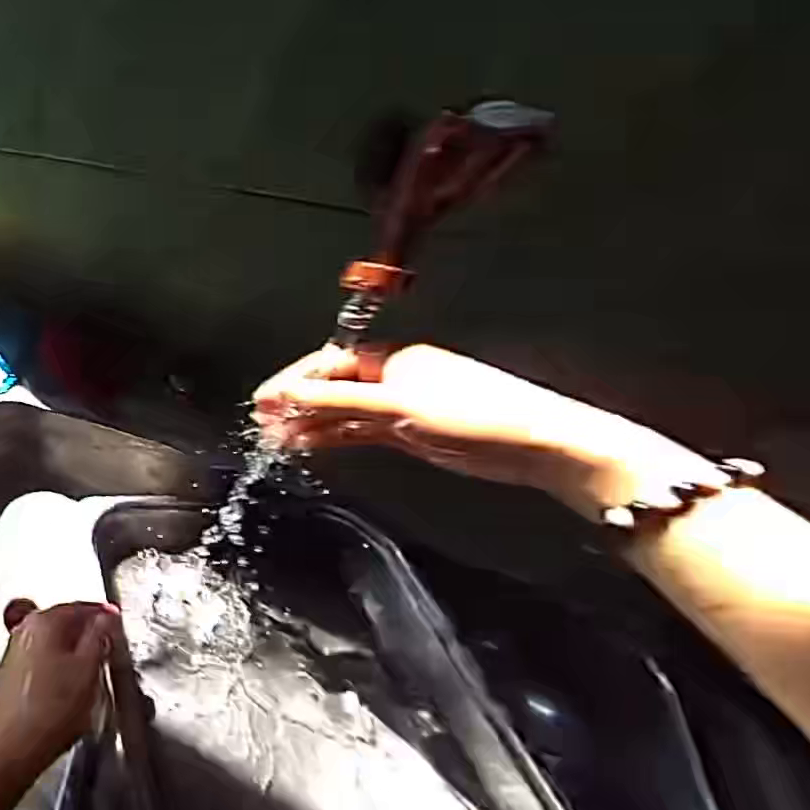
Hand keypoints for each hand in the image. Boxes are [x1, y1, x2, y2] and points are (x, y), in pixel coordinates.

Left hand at [0, 599, 116, 772]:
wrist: (11, 744)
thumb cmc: (50, 709)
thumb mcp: (87, 671)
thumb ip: (98, 638)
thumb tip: (106, 617)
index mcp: (44, 621)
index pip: (79, 607)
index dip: (101, 613)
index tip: (116, 617)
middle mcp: (26, 628)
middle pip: (64, 620)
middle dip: (88, 631)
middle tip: (110, 643)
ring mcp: (17, 648)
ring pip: (54, 640)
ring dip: (74, 649)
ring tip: (94, 667)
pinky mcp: (13, 670)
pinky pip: (44, 657)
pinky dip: (61, 663)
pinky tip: (71, 684)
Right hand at [251, 343, 720, 518]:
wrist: (547, 451)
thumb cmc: (479, 415)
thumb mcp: (398, 405)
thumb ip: (337, 399)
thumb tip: (287, 394)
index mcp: (389, 358)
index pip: (326, 365)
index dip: (292, 382)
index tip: (263, 399)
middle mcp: (390, 378)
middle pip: (329, 388)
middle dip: (295, 403)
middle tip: (261, 421)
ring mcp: (397, 406)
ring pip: (340, 412)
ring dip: (308, 423)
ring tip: (275, 437)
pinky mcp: (406, 431)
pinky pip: (355, 430)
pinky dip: (330, 436)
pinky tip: (306, 443)